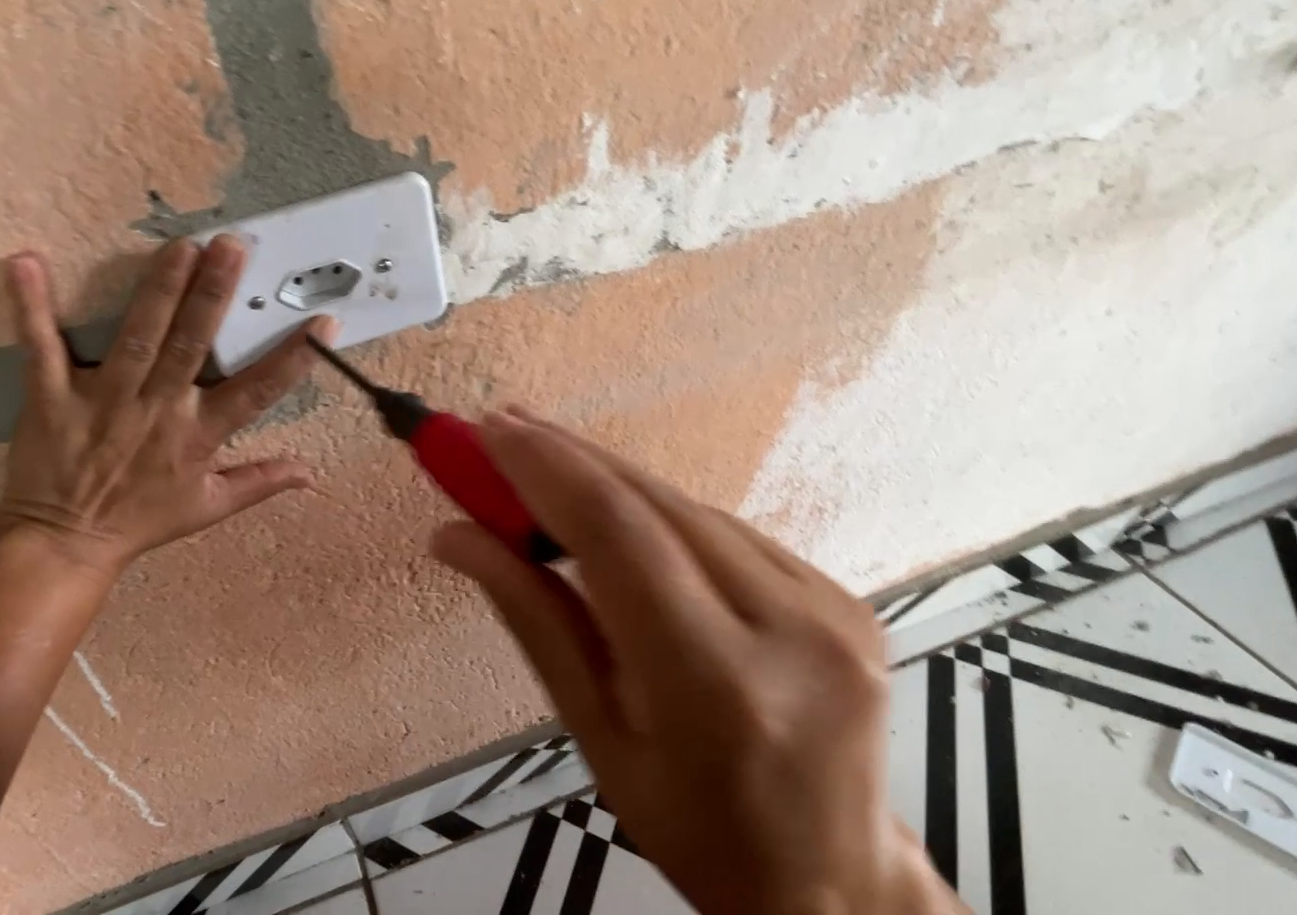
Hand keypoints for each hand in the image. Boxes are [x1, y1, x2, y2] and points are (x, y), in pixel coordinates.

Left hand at [0, 237, 331, 578]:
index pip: (256, 392)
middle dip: (214, 294)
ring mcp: (103, 399)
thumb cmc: (141, 522)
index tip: (323, 323)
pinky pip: (42, 347)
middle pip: (192, 344)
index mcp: (198, 434)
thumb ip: (260, 482)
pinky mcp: (51, 397)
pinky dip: (32, 307)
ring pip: (137, 336)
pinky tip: (27, 262)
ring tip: (179, 247)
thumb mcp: (208, 507)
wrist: (64, 545)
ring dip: (158, 290)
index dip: (293, 358)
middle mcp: (157, 409)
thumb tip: (311, 472)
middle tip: (231, 246)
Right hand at [432, 407, 959, 914]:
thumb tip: (455, 535)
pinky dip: (659, 512)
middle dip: (569, 458)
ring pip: (690, 509)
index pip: (618, 539)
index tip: (487, 430)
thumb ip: (533, 620)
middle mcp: (788, 629)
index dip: (546, 470)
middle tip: (502, 427)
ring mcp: (829, 606)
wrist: (831, 876)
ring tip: (544, 463)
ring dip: (610, 479)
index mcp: (716, 687)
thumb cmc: (694, 828)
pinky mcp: (841, 593)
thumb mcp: (596, 736)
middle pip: (656, 506)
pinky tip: (617, 510)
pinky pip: (726, 531)